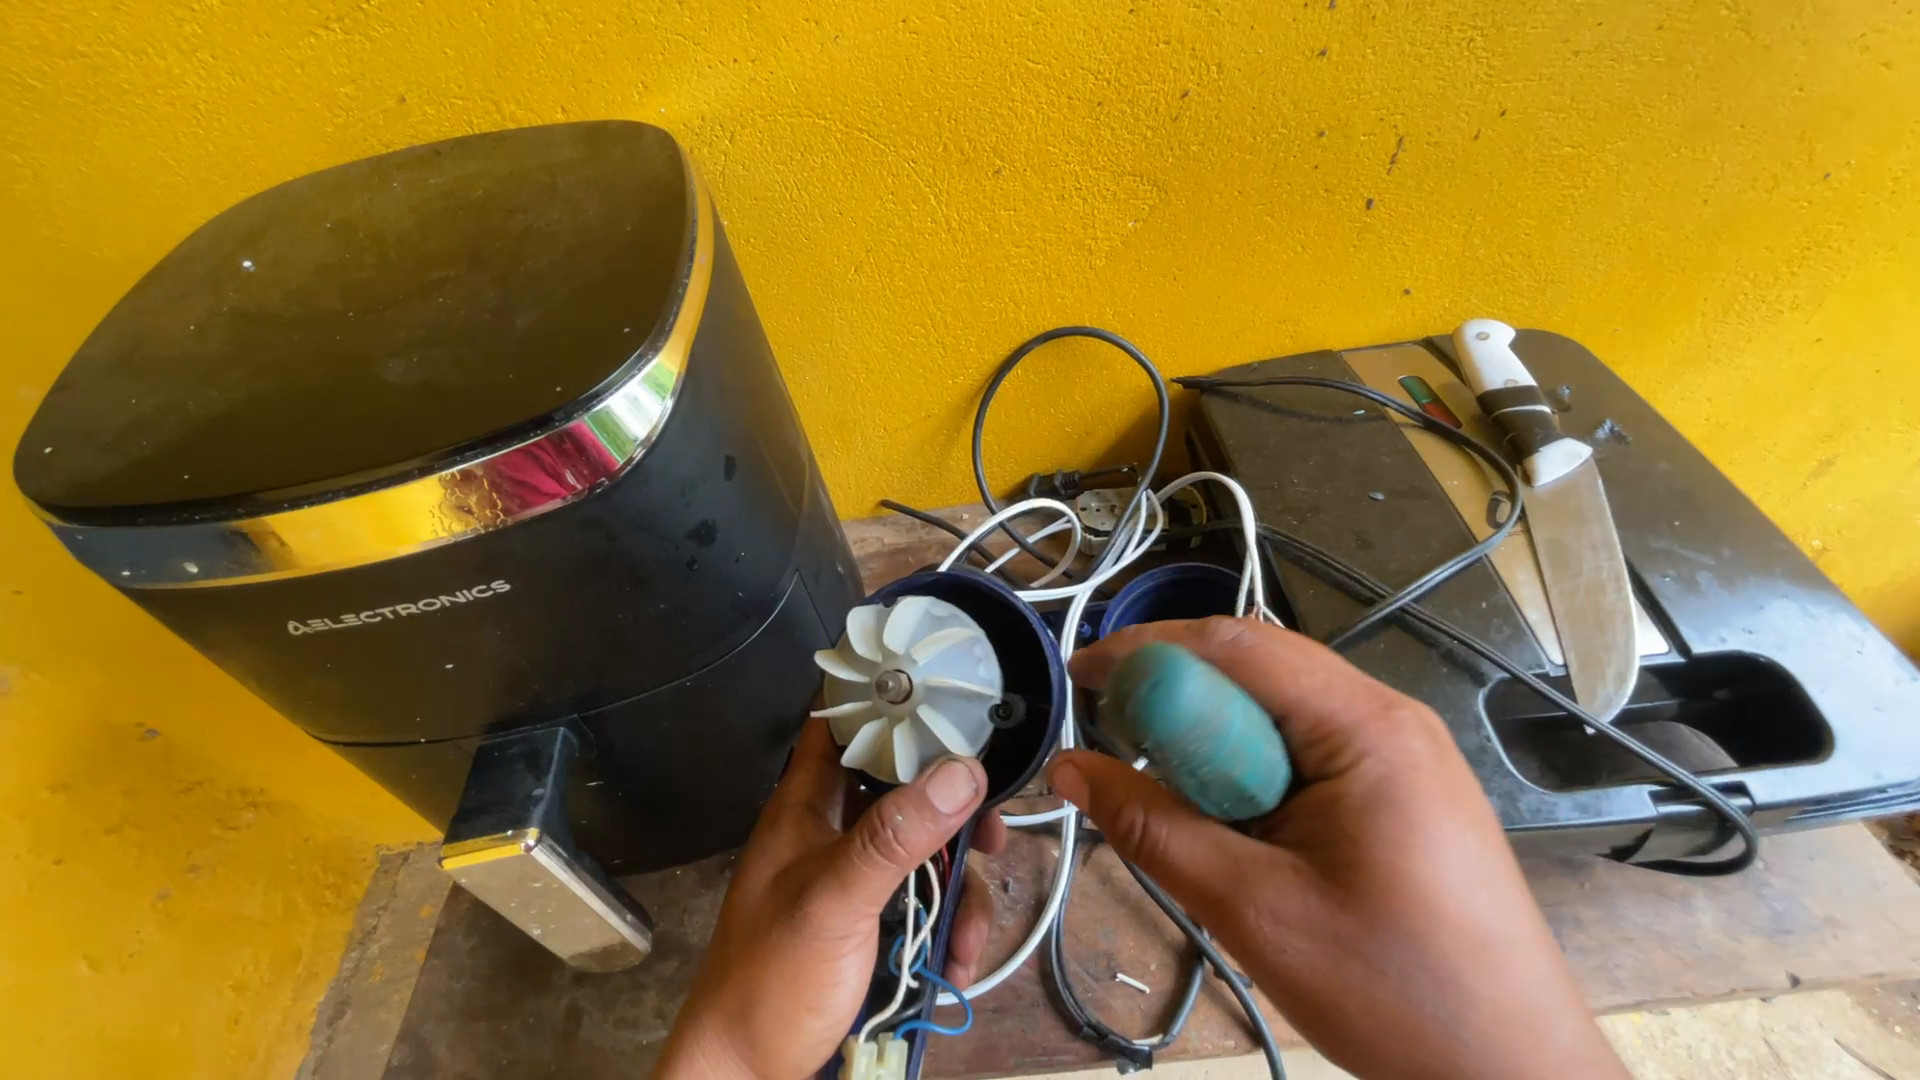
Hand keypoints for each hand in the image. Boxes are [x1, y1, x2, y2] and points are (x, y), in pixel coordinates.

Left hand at [654, 719, 1007, 1078]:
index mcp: (807, 802)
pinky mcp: (875, 916)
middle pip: (903, 782)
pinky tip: (956, 962)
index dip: (888, 698)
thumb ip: (894, 837)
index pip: (843, 721)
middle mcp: (834, 826)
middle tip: (992, 831)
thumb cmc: (770, 979)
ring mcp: (856, 872)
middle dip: (952, 807)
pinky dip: (950, 923)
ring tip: (968, 933)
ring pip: (924, 843)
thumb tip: (964, 769)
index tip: (948, 692)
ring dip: (959, 884)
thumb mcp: (834, 901)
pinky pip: (926, 896)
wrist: (745, 1078)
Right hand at [1059, 617, 1628, 1079]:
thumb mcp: (1250, 907)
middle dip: (1173, 680)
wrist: (1514, 1077)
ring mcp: (1398, 746)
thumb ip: (1152, 827)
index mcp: (1366, 726)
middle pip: (1257, 660)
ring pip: (1276, 696)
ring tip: (1154, 759)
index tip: (1080, 675)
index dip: (1147, 646)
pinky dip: (1243, 750)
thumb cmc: (1392, 992)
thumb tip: (1068, 766)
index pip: (1237, 645)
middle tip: (1108, 720)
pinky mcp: (1395, 781)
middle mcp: (1386, 714)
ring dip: (1208, 719)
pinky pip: (1300, 735)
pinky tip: (1221, 795)